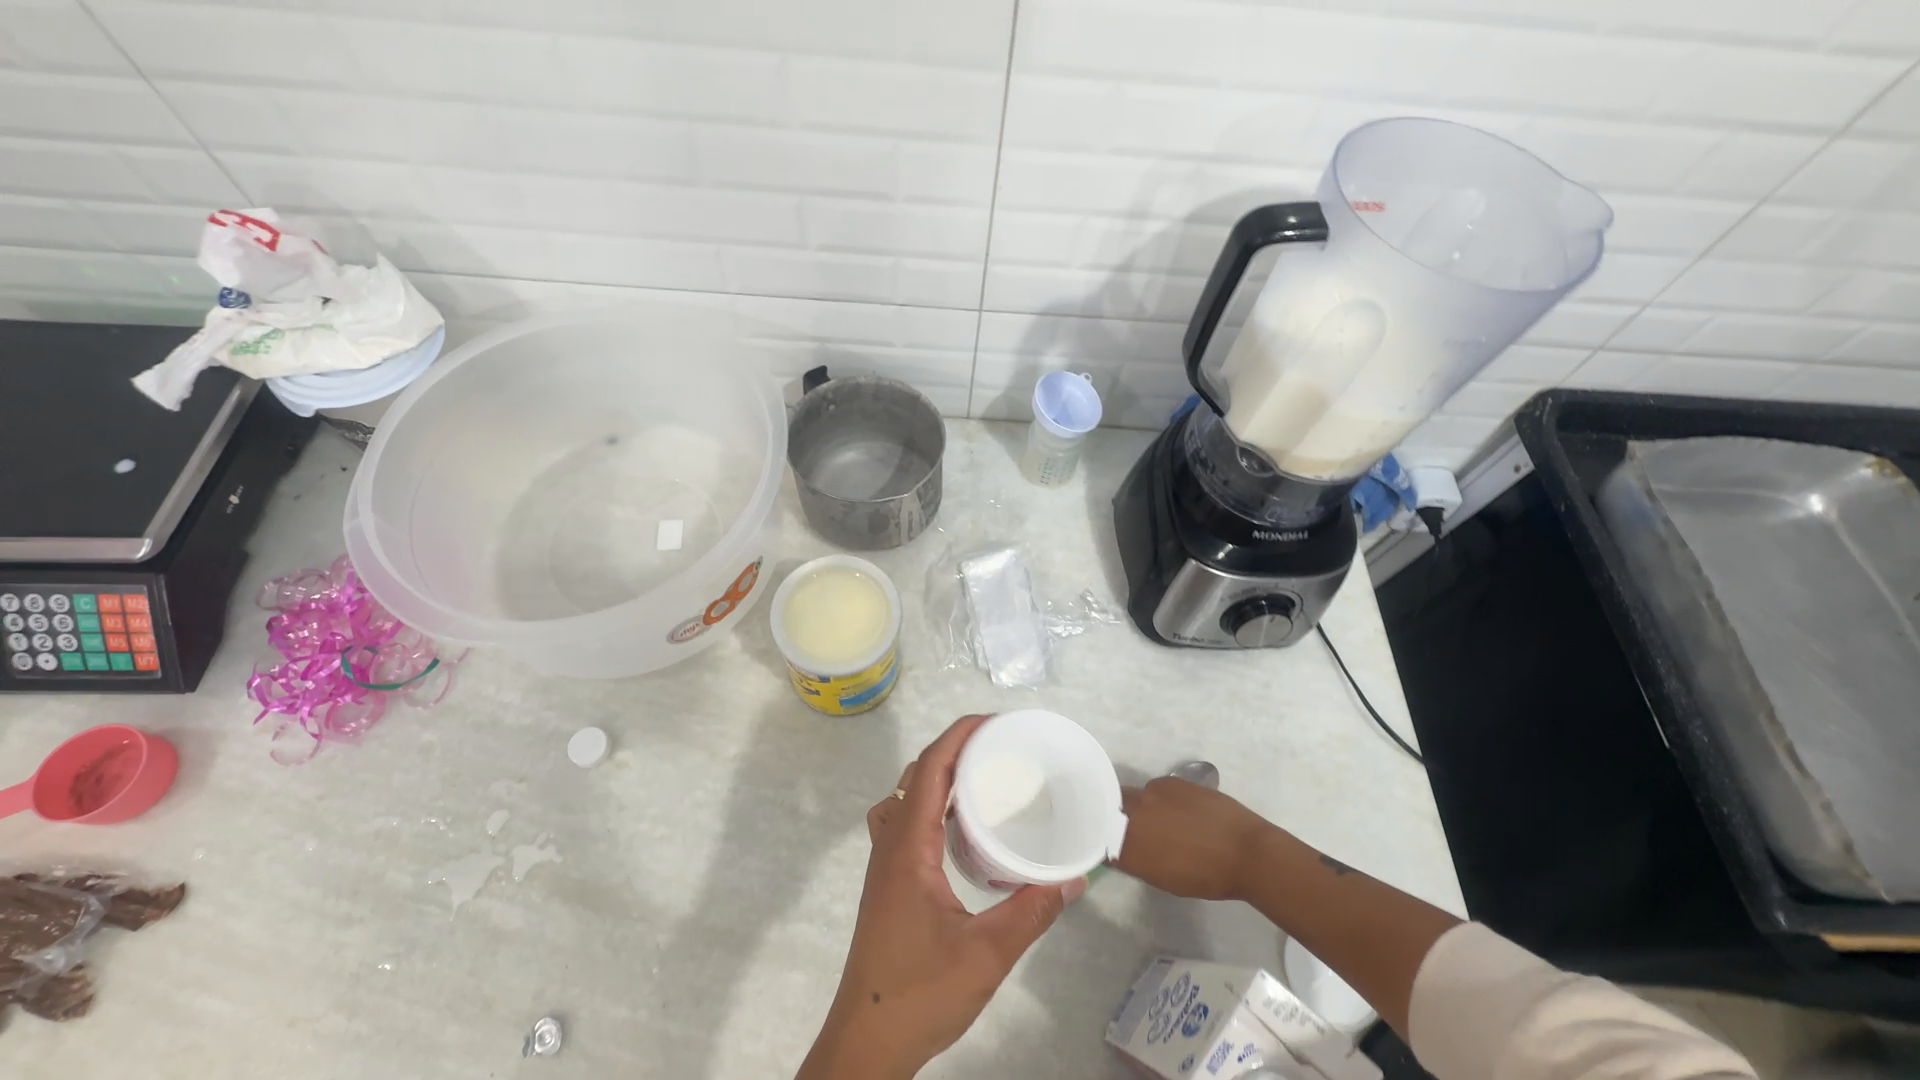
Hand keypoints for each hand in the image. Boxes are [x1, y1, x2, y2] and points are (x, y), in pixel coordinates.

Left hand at [798, 715, 1085, 1079]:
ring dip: (938, 777)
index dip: (958, 736)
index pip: (928, 771)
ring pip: (904, 800)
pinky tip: (960, 831)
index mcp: (907, 849)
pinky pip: (905, 824)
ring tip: (981, 777)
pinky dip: (931, 808)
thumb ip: (1031, 913)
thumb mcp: (986, 954)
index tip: (995, 721)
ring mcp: (884, 866)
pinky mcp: (887, 886)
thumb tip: (1074, 877)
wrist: (866, 1041)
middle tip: (999, 747)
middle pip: (914, 778)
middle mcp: (890, 847)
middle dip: (953, 750)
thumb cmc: (920, 992)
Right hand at [1115, 776, 1274, 901]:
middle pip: (1112, 809)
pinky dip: (1160, 799)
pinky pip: (1156, 789)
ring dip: (1140, 808)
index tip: (1108, 843)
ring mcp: (1153, 792)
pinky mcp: (1173, 781)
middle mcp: (1133, 811)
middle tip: (1134, 833)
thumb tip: (1118, 850)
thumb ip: (1133, 859)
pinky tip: (1179, 812)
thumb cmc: (1205, 876)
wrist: (1246, 852)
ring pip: (1135, 796)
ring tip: (1161, 822)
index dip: (1102, 837)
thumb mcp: (1161, 877)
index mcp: (1128, 840)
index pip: (1101, 835)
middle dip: (1116, 819)